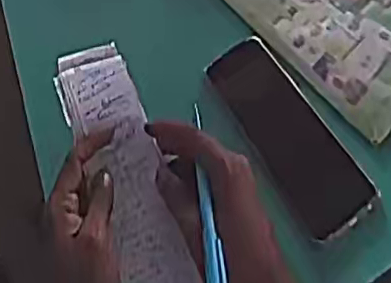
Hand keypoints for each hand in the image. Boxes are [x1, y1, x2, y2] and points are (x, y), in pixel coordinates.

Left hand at [47, 128, 117, 282]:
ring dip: (104, 179)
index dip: (92, 141)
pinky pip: (90, 211)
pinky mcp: (76, 244)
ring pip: (85, 193)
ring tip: (125, 166)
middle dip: (99, 157)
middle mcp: (57, 215)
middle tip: (121, 143)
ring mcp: (66, 230)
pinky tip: (120, 199)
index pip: (73, 161)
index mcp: (56, 208)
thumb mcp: (96, 238)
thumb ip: (99, 201)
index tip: (111, 130)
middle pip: (78, 175)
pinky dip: (105, 199)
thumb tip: (103, 172)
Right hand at [148, 120, 294, 282]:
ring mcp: (241, 180)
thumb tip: (162, 174)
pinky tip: (179, 193)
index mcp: (229, 170)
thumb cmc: (234, 261)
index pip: (195, 139)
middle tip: (149, 151)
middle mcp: (237, 168)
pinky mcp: (242, 195)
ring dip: (183, 164)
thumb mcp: (197, 232)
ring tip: (158, 174)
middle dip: (174, 147)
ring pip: (206, 162)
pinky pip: (213, 176)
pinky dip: (194, 178)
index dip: (170, 131)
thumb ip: (178, 200)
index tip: (149, 130)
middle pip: (201, 147)